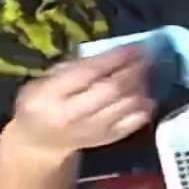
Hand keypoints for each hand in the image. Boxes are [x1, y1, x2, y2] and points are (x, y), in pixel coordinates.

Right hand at [10, 46, 154, 154]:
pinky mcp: (110, 138)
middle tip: (146, 58)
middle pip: (114, 89)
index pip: (90, 72)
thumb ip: (77, 66)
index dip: (117, 57)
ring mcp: (94, 129)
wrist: (41, 142)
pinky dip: (146, 105)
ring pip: (130, 104)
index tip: (136, 46)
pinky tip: (144, 95)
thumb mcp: (47, 80)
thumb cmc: (44, 103)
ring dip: (142, 85)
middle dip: (134, 70)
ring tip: (145, 74)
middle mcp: (72, 114)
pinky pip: (138, 120)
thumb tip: (116, 53)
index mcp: (50, 95)